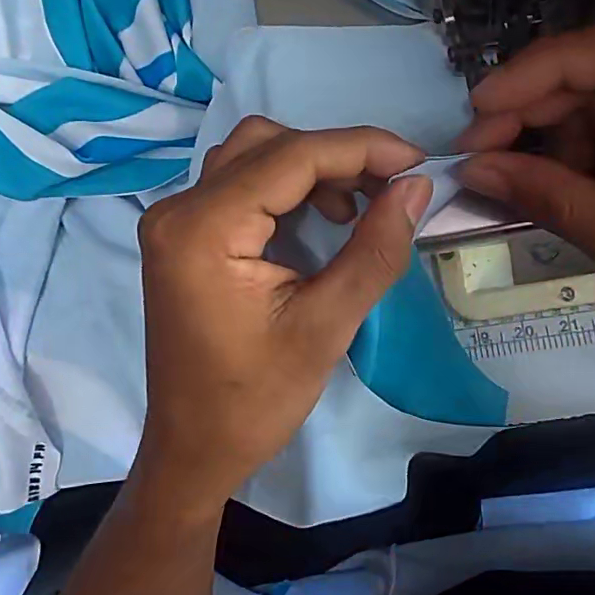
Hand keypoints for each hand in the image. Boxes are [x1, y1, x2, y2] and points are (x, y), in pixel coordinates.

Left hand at [133, 117, 432, 514]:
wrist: (195, 450)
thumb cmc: (256, 400)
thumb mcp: (327, 326)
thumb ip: (375, 249)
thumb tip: (416, 187)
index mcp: (203, 229)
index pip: (292, 157)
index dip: (361, 149)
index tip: (417, 163)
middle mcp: (179, 210)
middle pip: (269, 144)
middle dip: (339, 156)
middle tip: (392, 186)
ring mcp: (177, 221)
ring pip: (254, 156)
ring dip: (314, 167)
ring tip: (360, 205)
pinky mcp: (187, 236)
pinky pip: (243, 184)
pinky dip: (290, 188)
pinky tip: (324, 218)